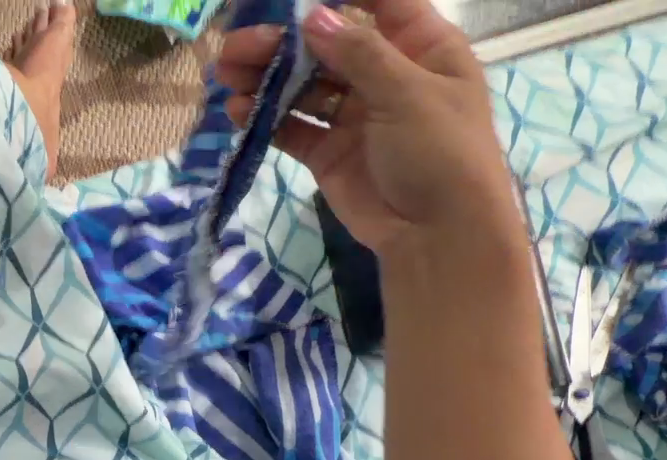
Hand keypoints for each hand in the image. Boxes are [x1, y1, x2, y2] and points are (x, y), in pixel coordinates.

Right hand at [214, 0, 519, 257]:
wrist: (434, 229)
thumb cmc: (440, 151)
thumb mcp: (407, 93)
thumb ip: (359, 54)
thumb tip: (313, 16)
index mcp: (420, 47)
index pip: (381, 3)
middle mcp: (384, 76)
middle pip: (327, 48)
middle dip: (282, 45)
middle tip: (234, 47)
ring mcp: (353, 117)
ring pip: (304, 88)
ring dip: (266, 81)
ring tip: (226, 76)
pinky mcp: (327, 153)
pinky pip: (292, 129)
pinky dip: (266, 120)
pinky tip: (239, 111)